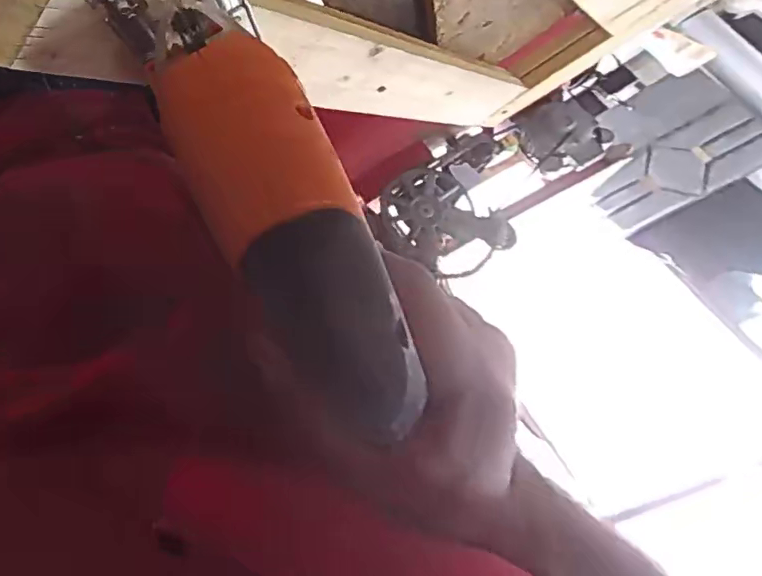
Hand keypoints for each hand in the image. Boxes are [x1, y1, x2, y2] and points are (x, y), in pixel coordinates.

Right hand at [268, 252, 522, 550]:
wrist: (499, 506)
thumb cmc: (431, 495)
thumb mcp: (361, 469)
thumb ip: (310, 410)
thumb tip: (262, 343)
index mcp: (469, 375)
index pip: (418, 289)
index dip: (374, 264)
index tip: (331, 254)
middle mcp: (488, 343)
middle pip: (423, 287)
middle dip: (377, 278)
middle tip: (332, 280)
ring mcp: (496, 337)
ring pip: (433, 295)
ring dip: (396, 294)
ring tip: (357, 301)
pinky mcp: (494, 337)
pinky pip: (444, 308)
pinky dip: (414, 310)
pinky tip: (390, 326)